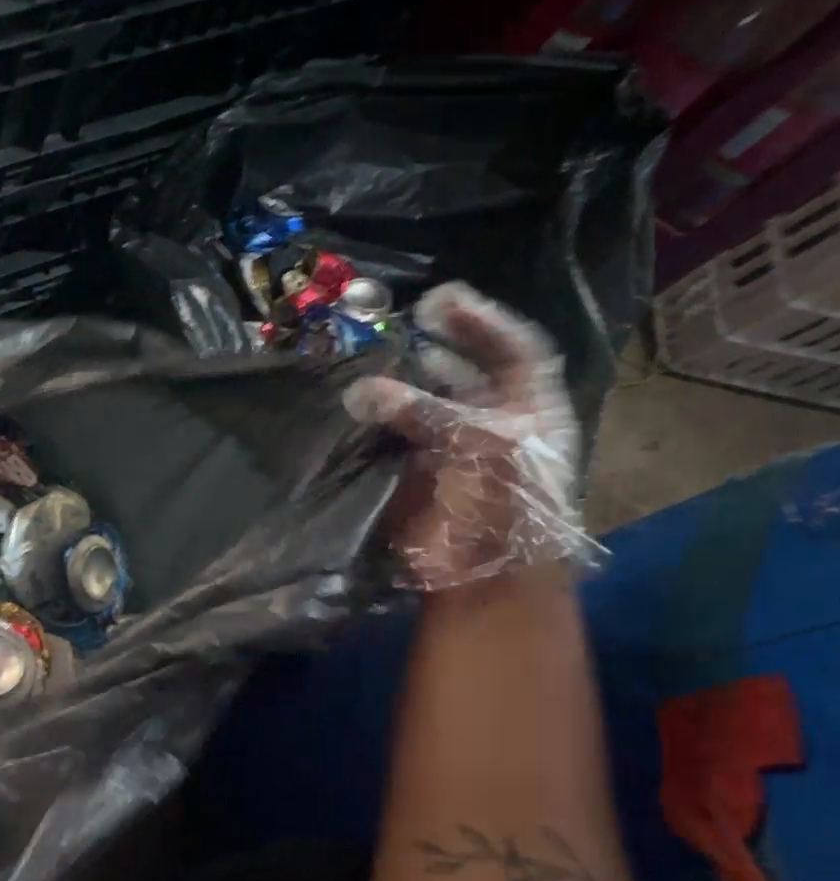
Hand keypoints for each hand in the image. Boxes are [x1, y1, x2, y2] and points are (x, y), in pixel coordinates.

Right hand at [342, 282, 596, 591]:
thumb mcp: (480, 447)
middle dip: (431, 348)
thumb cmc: (505, 509)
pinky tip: (348, 404)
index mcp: (531, 412)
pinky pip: (387, 436)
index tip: (440, 301)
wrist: (481, 580)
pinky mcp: (410, 474)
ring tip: (361, 360)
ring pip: (420, 403)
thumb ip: (425, 412)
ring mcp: (449, 449)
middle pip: (461, 374)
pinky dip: (369, 419)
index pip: (514, 353)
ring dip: (394, 383)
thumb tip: (360, 390)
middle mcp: (492, 424)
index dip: (482, 323)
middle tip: (391, 325)